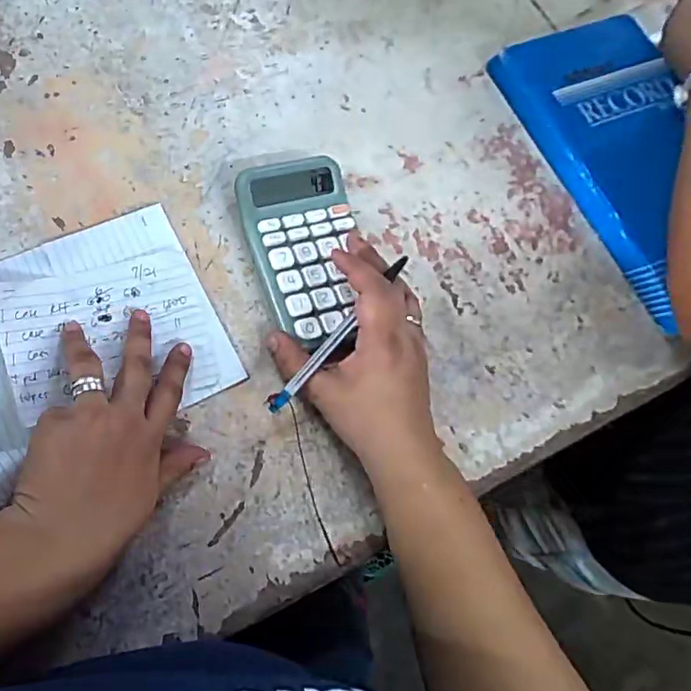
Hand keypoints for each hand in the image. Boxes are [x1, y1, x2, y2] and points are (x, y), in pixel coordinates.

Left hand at [0, 312, 208, 581]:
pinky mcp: (57, 418)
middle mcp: (124, 419)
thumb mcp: (148, 497)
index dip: (176, 368)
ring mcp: (90, 415)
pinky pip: (58, 410)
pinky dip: (55, 420)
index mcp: (149, 440)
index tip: (181, 345)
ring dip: (81, 344)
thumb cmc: (108, 524)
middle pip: (134, 369)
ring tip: (73, 326)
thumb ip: (172, 467)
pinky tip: (46, 444)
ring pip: (89, 369)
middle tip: (138, 314)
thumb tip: (202, 451)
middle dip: (138, 338)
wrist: (60, 535)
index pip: (168, 395)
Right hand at [265, 235, 439, 476]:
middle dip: (372, 260)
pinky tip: (380, 302)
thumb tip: (273, 336)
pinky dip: (393, 295)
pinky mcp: (417, 356)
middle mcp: (405, 335)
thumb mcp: (323, 391)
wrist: (406, 452)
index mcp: (383, 338)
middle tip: (353, 239)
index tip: (335, 252)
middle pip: (393, 285)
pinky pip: (409, 312)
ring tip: (368, 262)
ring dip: (385, 276)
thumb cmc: (365, 420)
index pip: (372, 289)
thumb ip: (296, 362)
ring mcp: (416, 345)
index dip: (354, 266)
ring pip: (406, 298)